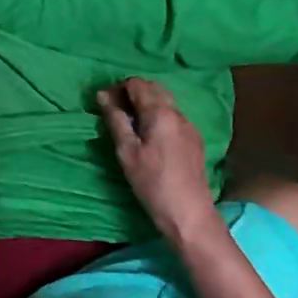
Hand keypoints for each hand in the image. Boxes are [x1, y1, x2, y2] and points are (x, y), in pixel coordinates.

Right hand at [98, 78, 218, 243]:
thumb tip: (103, 95)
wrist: (189, 213)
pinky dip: (159, 117)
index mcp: (160, 112)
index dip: (118, 88)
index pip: (137, 84)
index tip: (105, 104)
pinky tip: (151, 138)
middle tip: (116, 113)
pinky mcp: (194, 140)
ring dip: (147, 105)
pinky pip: (174, 117)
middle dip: (133, 94)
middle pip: (154, 88)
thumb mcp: (126, 152)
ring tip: (131, 126)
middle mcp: (178, 113)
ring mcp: (189, 126)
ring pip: (166, 102)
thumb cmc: (152, 183)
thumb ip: (116, 120)